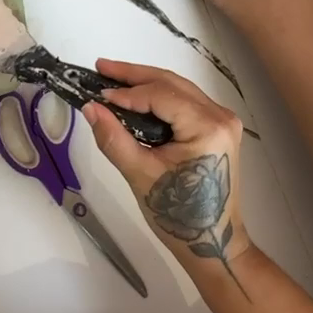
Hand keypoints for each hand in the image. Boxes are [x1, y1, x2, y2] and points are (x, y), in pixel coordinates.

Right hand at [81, 59, 251, 291]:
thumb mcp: (141, 175)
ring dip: (144, 81)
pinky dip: (158, 96)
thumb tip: (90, 106)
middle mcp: (220, 116)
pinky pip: (183, 101)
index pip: (160, 95)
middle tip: (100, 67)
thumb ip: (114, 137)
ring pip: (177, 88)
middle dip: (133, 75)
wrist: (214, 245)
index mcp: (207, 127)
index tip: (97, 94)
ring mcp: (222, 120)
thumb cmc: (179, 215)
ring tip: (112, 77)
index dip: (127, 92)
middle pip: (170, 83)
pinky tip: (135, 95)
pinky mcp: (218, 128)